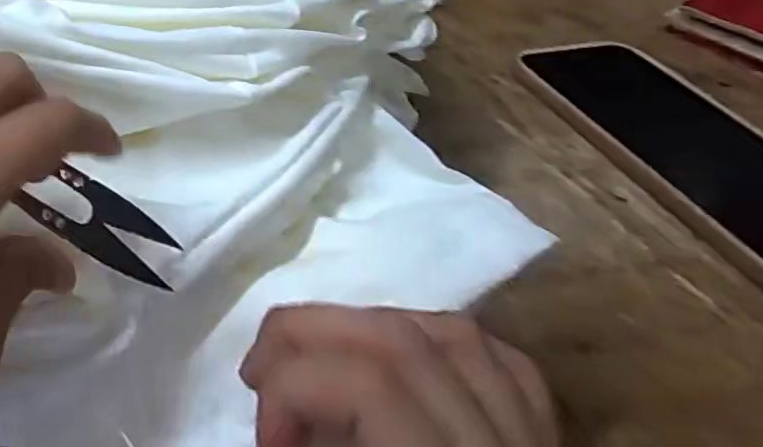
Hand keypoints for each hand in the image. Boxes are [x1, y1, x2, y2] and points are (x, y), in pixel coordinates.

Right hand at [240, 304, 558, 446]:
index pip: (366, 388)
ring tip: (314, 357)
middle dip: (301, 334)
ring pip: (448, 336)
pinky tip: (397, 353)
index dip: (290, 392)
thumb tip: (274, 424)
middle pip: (396, 341)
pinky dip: (437, 339)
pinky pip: (502, 365)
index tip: (266, 440)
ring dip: (357, 326)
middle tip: (260, 375)